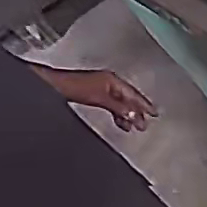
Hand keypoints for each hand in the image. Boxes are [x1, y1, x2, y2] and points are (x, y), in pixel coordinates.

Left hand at [37, 67, 157, 131]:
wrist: (52, 85)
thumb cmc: (72, 86)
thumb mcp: (101, 99)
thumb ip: (119, 108)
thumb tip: (134, 115)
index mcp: (113, 80)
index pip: (134, 94)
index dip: (145, 104)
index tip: (154, 113)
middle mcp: (109, 83)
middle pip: (128, 99)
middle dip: (137, 112)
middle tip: (144, 124)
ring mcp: (101, 88)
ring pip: (120, 104)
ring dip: (126, 115)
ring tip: (132, 126)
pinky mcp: (94, 94)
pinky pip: (111, 106)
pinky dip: (117, 114)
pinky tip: (119, 121)